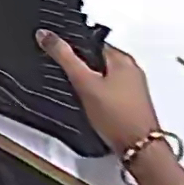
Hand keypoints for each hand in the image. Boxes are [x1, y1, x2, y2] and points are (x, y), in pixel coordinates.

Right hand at [37, 30, 161, 153]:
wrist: (140, 151)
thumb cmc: (114, 113)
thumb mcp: (84, 82)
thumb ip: (63, 56)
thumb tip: (43, 32)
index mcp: (123, 59)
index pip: (90, 41)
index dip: (69, 42)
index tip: (50, 46)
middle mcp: (131, 70)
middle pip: (95, 57)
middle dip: (75, 59)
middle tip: (52, 62)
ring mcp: (132, 87)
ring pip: (100, 73)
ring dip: (83, 75)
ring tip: (62, 78)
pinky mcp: (129, 102)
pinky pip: (105, 86)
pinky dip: (92, 87)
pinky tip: (79, 94)